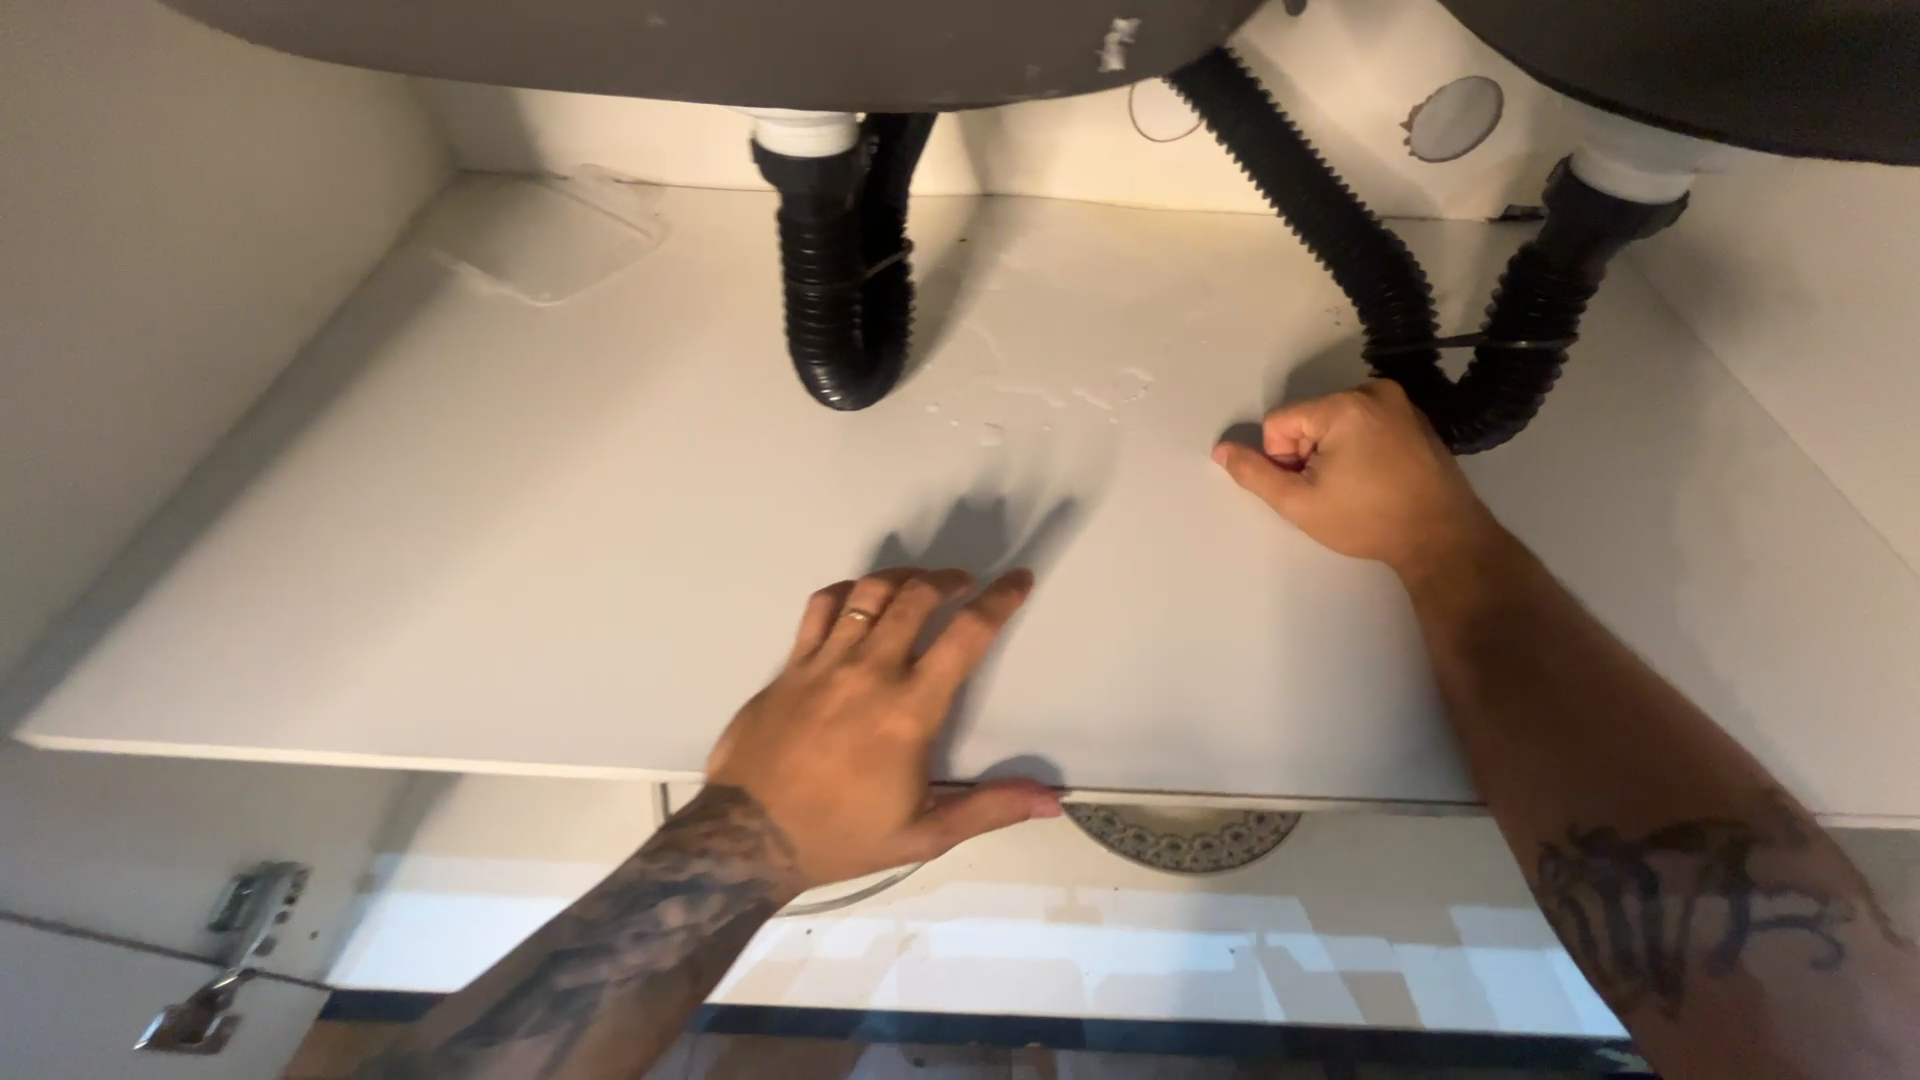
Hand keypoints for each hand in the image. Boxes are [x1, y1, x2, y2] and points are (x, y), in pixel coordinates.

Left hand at [705, 567, 1061, 892]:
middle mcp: (870, 671)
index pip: (966, 635)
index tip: (1017, 580)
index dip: (1000, 600)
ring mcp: (825, 662)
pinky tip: (861, 596)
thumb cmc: (842, 836)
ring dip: (904, 577)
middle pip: (917, 597)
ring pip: (870, 592)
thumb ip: (989, 809)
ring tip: (921, 582)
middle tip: (965, 582)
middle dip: (950, 579)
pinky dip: (848, 590)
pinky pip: (822, 607)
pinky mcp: (791, 664)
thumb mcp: (924, 834)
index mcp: (910, 709)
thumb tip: (1052, 800)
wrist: (748, 837)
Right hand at [1211, 379, 1503, 578]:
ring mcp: (1398, 403)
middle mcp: (1373, 392)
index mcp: (1344, 405)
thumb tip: (1221, 449)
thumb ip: (1253, 473)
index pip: (1278, 424)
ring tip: (1355, 486)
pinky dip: (1356, 448)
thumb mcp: (1297, 502)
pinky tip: (1374, 478)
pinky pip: (1361, 425)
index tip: (1312, 485)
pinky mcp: (1413, 418)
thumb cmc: (1366, 520)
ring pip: (1331, 423)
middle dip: (1307, 454)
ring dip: (1330, 452)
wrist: (1441, 537)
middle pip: (1305, 421)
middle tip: (1334, 489)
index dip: (1283, 459)